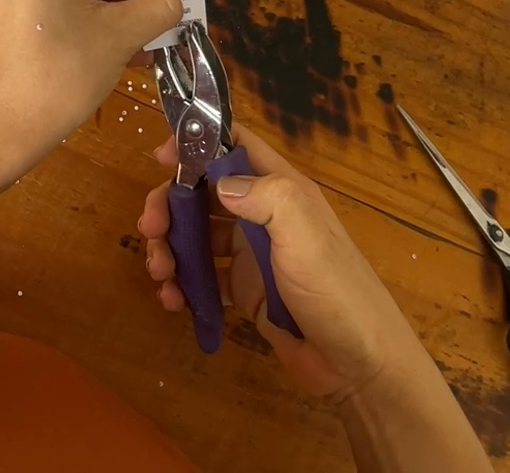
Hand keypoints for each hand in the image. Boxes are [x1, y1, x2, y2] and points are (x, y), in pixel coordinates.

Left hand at [0, 0, 180, 160]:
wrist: (10, 125)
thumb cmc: (67, 71)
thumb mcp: (123, 33)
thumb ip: (159, 2)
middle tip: (157, 16)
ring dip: (113, 9)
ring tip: (144, 42)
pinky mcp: (7, 18)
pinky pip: (56, 5)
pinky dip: (87, 20)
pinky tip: (116, 51)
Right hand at [138, 132, 430, 402]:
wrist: (360, 369)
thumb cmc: (336, 292)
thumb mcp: (305, 234)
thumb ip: (265, 196)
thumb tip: (217, 183)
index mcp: (280, 190)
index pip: (235, 145)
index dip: (197, 141)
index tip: (161, 156)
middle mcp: (263, 214)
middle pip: (202, 192)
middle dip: (169, 205)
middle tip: (149, 228)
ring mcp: (252, 253)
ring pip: (197, 234)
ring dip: (170, 246)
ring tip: (160, 273)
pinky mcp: (245, 289)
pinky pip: (203, 275)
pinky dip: (183, 282)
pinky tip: (173, 299)